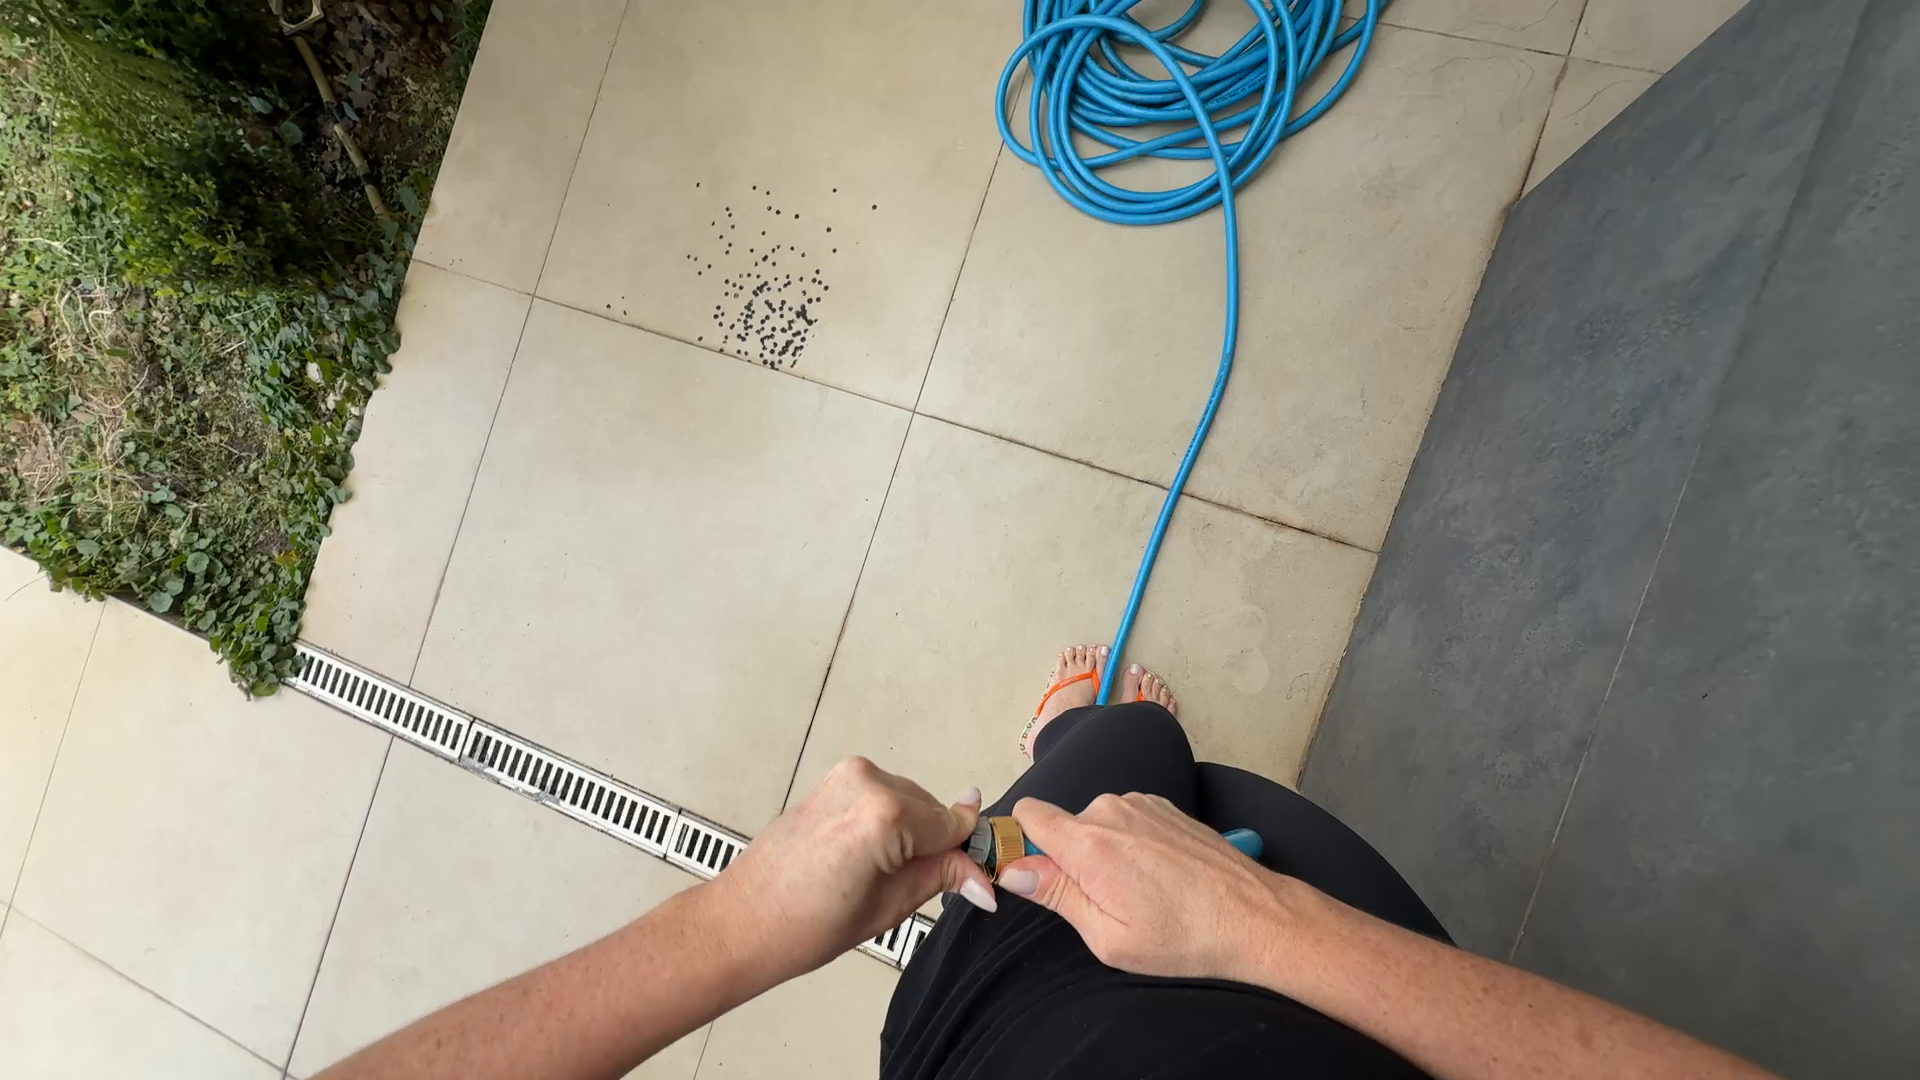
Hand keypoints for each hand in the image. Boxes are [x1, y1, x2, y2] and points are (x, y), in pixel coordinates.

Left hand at [706, 757, 996, 980]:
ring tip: (881, 871)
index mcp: (884, 814)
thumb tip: (983, 877)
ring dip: (912, 830)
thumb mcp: (889, 907)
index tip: (977, 876)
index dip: (967, 853)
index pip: (951, 824)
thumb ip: (941, 876)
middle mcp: (869, 782)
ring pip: (910, 799)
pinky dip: (889, 818)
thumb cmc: (807, 925)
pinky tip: (868, 852)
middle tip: (917, 884)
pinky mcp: (837, 775)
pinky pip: (884, 792)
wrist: (744, 918)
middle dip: (935, 842)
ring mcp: (849, 773)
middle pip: (931, 809)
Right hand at [998, 793, 1308, 982]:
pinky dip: (1130, 840)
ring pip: (1095, 823)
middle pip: (1063, 825)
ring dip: (1104, 850)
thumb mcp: (1107, 937)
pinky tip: (1159, 872)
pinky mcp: (1160, 803)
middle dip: (1071, 858)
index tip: (1036, 872)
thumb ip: (1054, 895)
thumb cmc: (1182, 937)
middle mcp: (1108, 810)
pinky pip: (1124, 817)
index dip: (1023, 842)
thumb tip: (1013, 870)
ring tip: (1140, 888)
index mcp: (1088, 844)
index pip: (1028, 814)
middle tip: (1105, 899)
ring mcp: (1138, 802)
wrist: (1253, 915)